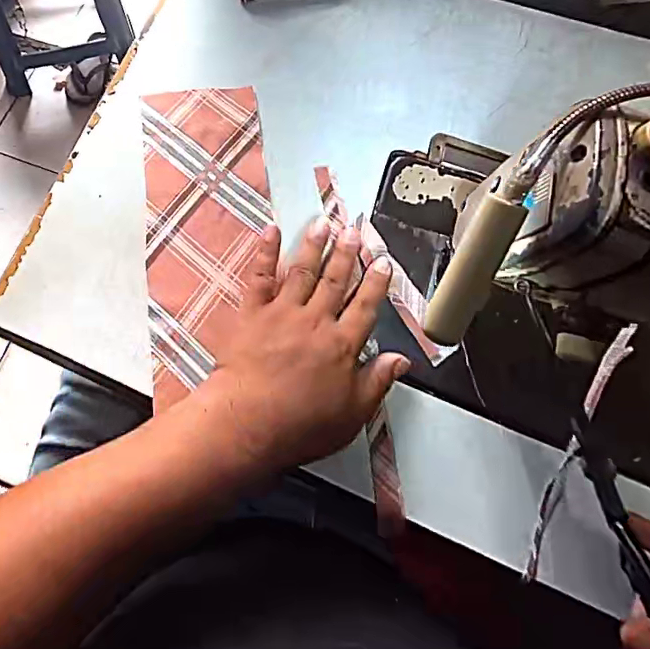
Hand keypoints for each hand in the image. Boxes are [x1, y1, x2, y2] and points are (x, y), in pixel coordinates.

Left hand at [190, 218, 409, 475]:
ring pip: (303, 271)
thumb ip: (377, 382)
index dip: (376, 283)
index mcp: (341, 345)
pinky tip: (271, 231)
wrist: (249, 422)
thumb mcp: (352, 414)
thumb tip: (399, 361)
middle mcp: (315, 322)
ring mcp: (283, 313)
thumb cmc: (298, 425)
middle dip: (347, 253)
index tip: (382, 263)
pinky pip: (260, 275)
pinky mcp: (253, 312)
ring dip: (314, 245)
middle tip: (355, 231)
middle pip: (336, 280)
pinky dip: (266, 251)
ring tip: (324, 223)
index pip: (365, 306)